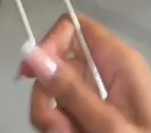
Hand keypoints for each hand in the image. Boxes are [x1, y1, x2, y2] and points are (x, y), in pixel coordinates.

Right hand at [21, 15, 150, 132]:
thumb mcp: (110, 125)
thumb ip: (71, 91)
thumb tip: (32, 52)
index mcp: (118, 61)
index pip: (74, 27)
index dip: (50, 44)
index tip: (31, 75)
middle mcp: (110, 74)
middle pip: (60, 67)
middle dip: (49, 97)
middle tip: (56, 130)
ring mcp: (106, 101)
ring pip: (62, 97)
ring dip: (56, 121)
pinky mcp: (104, 123)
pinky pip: (72, 117)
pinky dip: (66, 129)